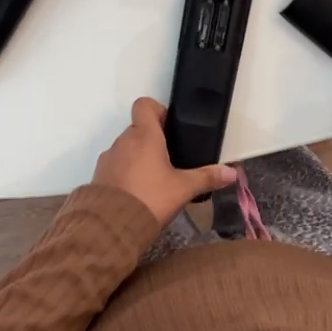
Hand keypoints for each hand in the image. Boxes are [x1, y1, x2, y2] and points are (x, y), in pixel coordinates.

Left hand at [93, 98, 238, 225]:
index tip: (170, 129)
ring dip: (138, 158)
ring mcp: (108, 158)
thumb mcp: (183, 189)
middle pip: (138, 129)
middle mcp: (122, 141)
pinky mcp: (98, 176)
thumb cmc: (151, 198)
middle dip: (153, 141)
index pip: (144, 104)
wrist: (111, 226)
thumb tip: (233, 173)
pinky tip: (138, 193)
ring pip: (126, 149)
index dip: (158, 111)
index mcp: (144, 135)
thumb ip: (207, 178)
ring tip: (155, 181)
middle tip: (170, 161)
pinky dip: (126, 173)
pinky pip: (115, 166)